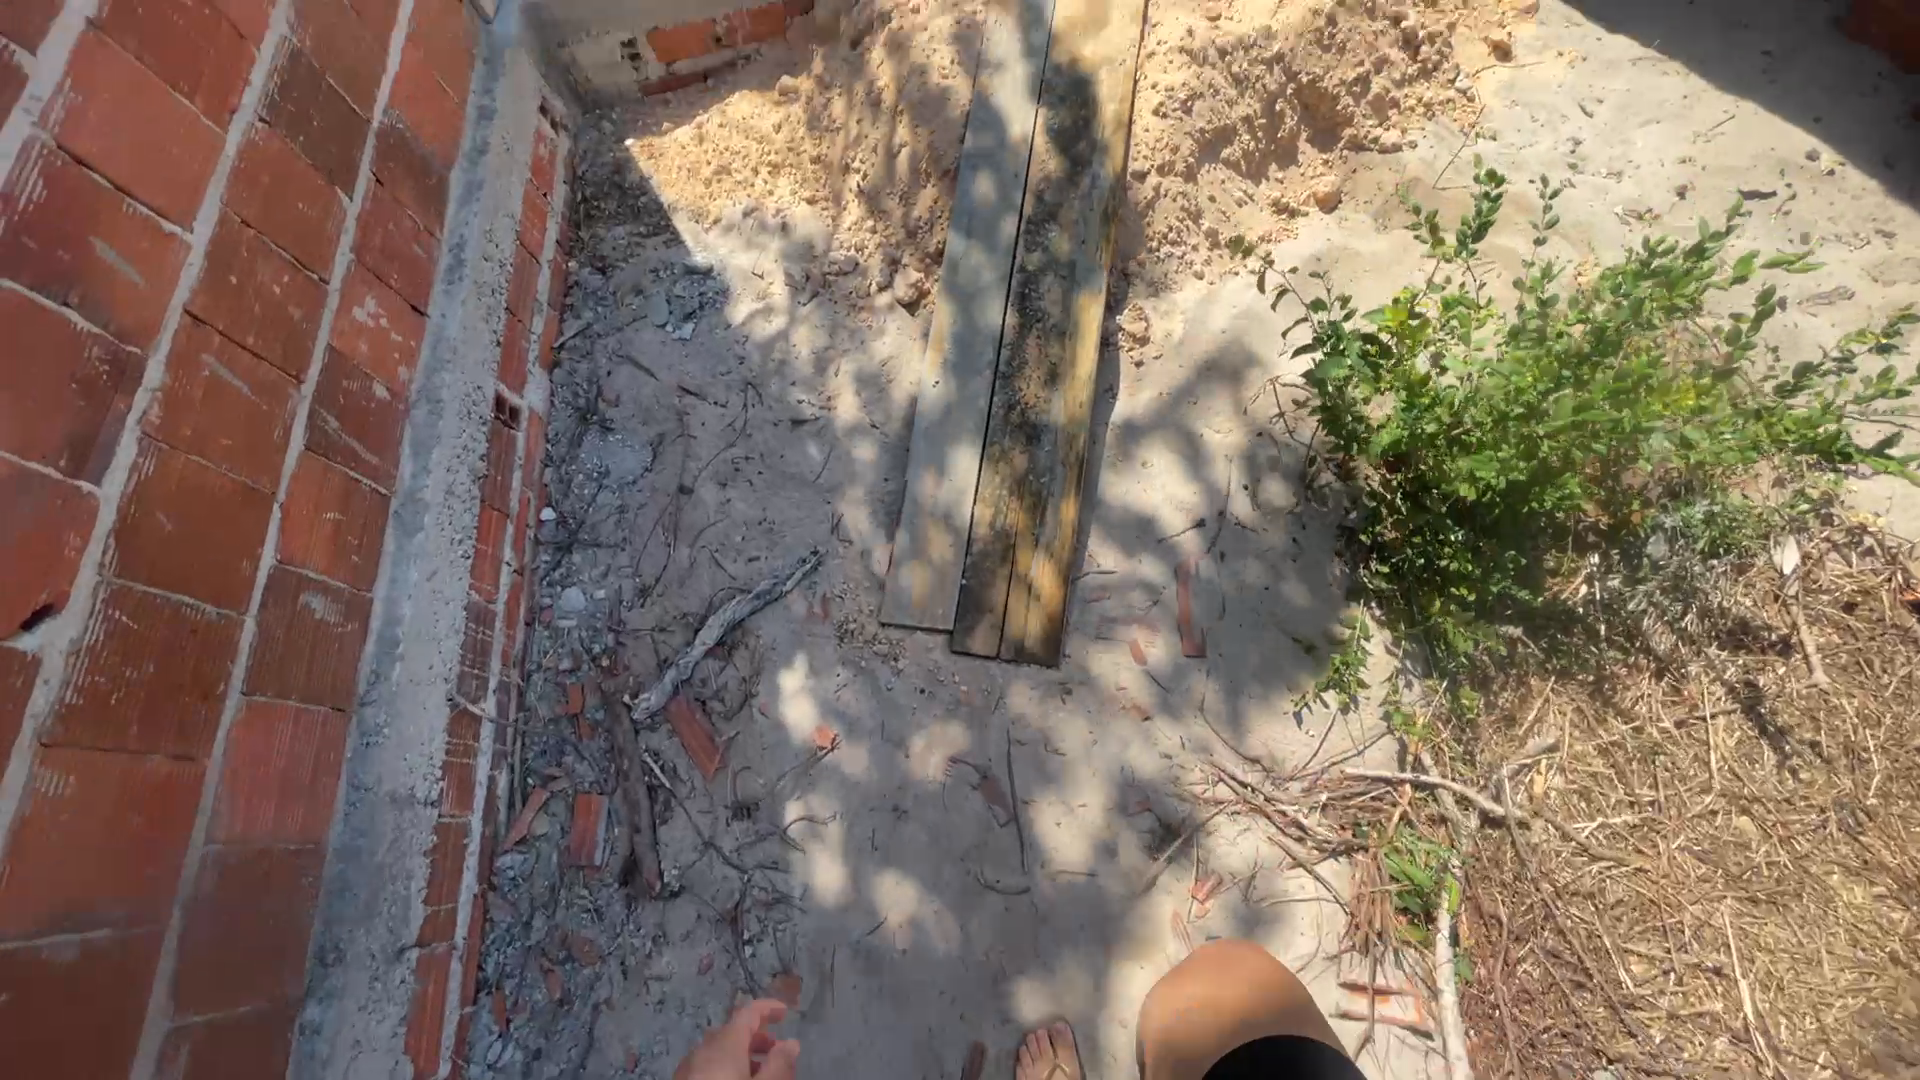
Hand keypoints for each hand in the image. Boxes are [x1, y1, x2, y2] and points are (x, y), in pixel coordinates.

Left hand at [673, 999, 800, 1079]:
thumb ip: (779, 1065)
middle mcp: (703, 1050)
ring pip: (718, 1053)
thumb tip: (791, 1043)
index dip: (768, 1008)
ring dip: (742, 1057)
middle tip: (777, 1051)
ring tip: (759, 1075)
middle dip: (757, 1038)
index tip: (786, 1013)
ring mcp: (687, 1070)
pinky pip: (706, 1069)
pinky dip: (724, 1070)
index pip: (748, 1013)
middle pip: (733, 1033)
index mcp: (724, 1043)